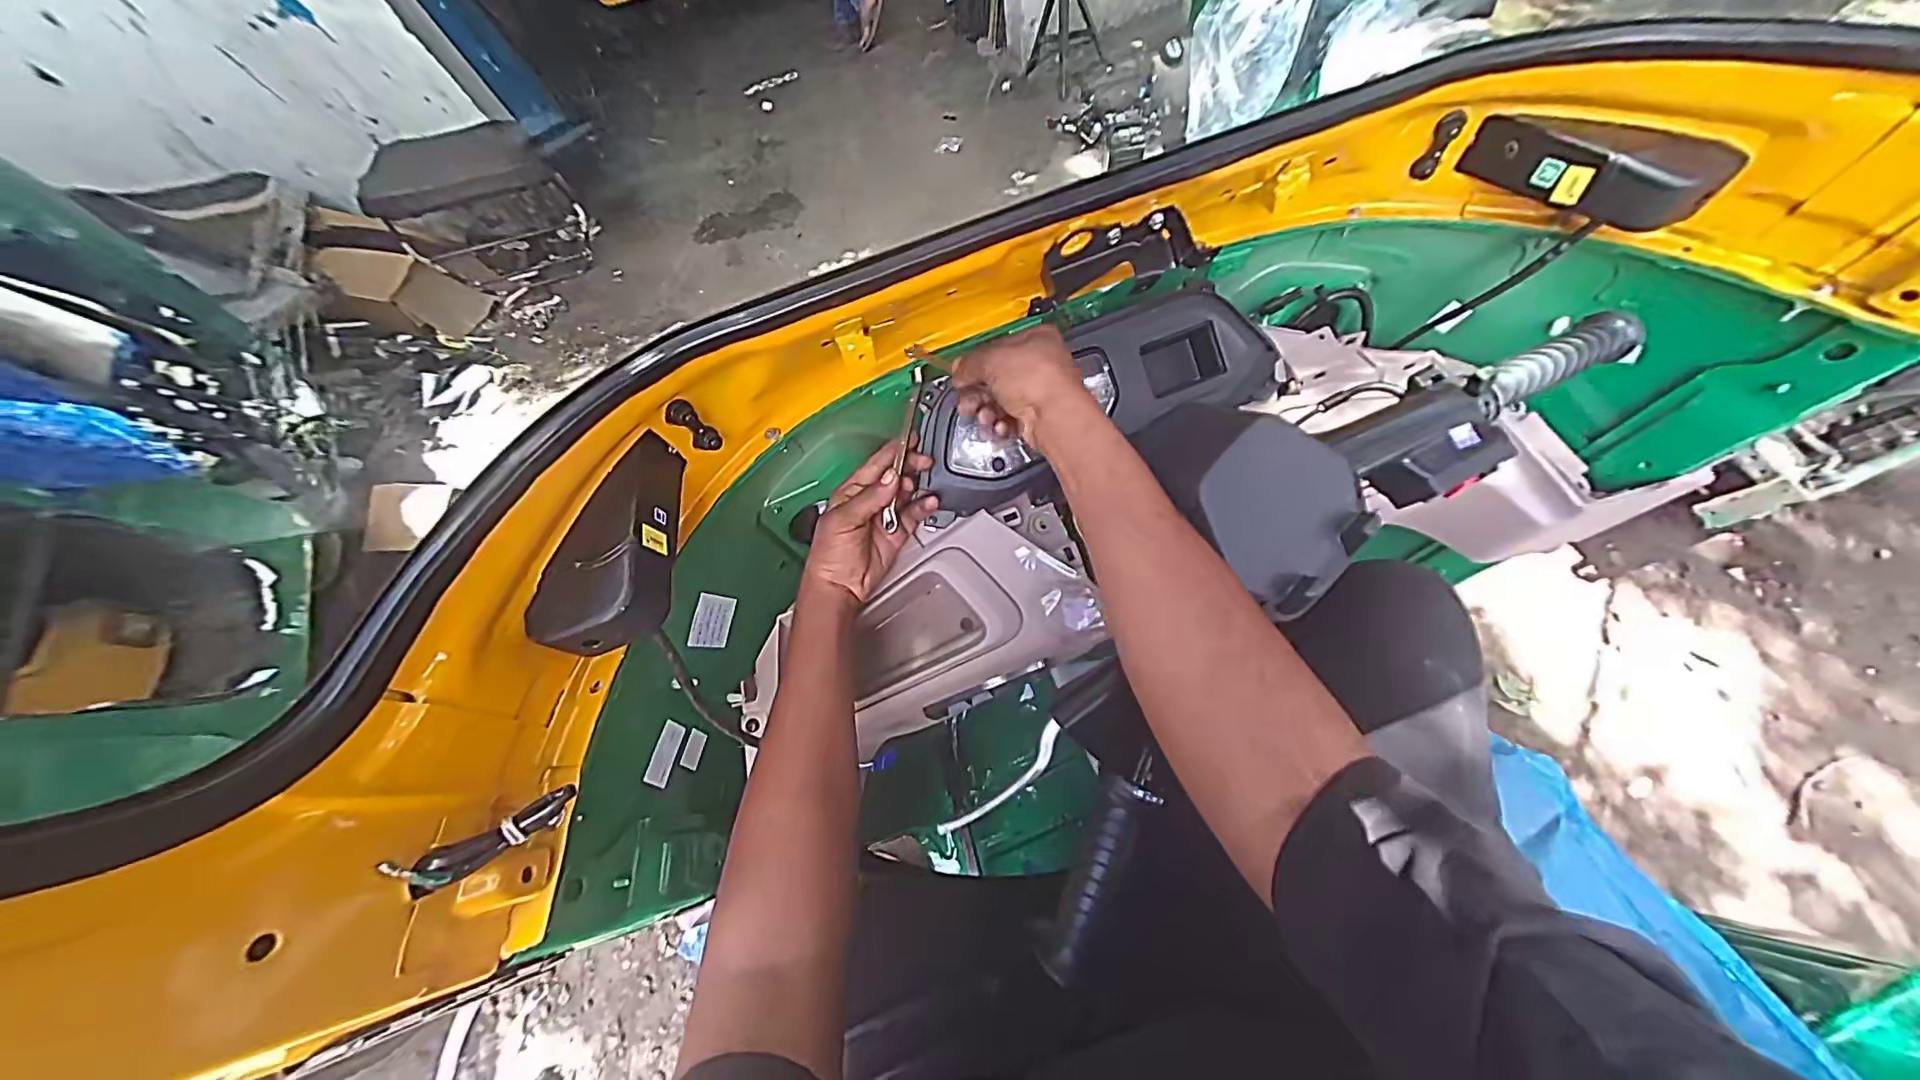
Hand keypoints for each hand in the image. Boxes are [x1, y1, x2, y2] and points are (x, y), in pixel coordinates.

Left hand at [801, 441, 938, 606]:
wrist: (839, 587)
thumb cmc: (829, 554)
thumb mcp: (844, 519)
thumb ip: (870, 497)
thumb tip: (891, 477)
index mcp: (852, 491)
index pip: (876, 464)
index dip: (893, 450)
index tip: (909, 439)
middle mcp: (871, 500)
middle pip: (896, 475)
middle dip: (911, 465)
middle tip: (924, 461)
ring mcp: (886, 515)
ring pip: (908, 492)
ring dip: (918, 486)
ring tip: (923, 484)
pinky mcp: (899, 532)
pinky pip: (915, 514)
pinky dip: (924, 506)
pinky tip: (929, 502)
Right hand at [950, 324, 1100, 455]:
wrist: (1054, 417)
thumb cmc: (1037, 380)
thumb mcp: (990, 361)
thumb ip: (969, 364)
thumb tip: (960, 369)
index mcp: (1036, 338)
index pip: (997, 347)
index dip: (976, 361)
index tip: (962, 373)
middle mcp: (1041, 364)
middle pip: (997, 378)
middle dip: (977, 392)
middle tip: (967, 399)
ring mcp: (1040, 392)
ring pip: (1001, 401)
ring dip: (986, 410)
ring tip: (983, 414)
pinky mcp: (1037, 417)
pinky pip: (1010, 419)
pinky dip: (1000, 423)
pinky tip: (999, 424)